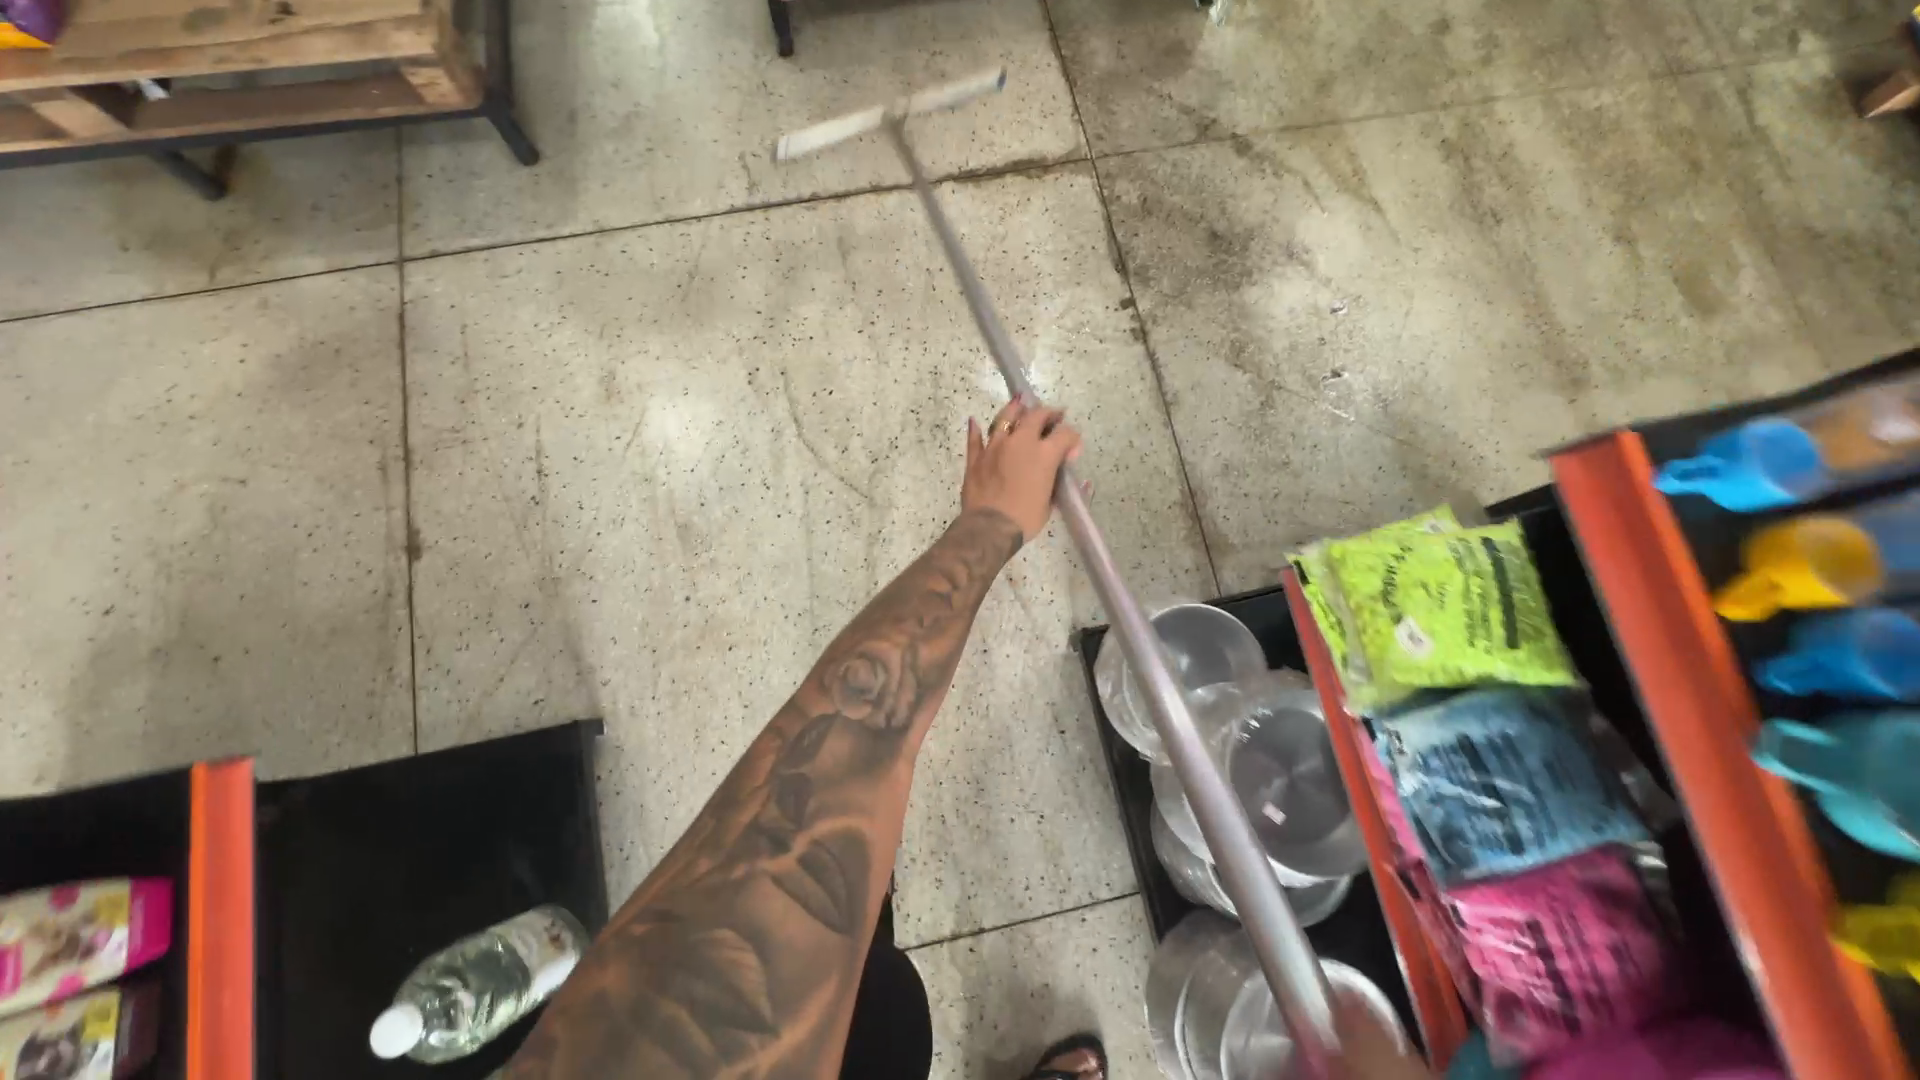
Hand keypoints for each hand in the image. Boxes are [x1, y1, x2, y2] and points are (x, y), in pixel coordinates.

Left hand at [963, 396, 1083, 541]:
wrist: (989, 528)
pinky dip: (975, 430)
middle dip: (1048, 413)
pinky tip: (974, 422)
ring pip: (1005, 418)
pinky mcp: (976, 457)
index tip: (1073, 448)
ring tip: (1019, 405)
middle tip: (1053, 415)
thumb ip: (1059, 483)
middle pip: (1036, 416)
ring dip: (1015, 410)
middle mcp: (1020, 442)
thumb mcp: (1050, 503)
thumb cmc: (1025, 518)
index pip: (1065, 434)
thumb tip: (1074, 476)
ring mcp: (995, 446)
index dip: (1072, 439)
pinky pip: (975, 438)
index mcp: (1044, 454)